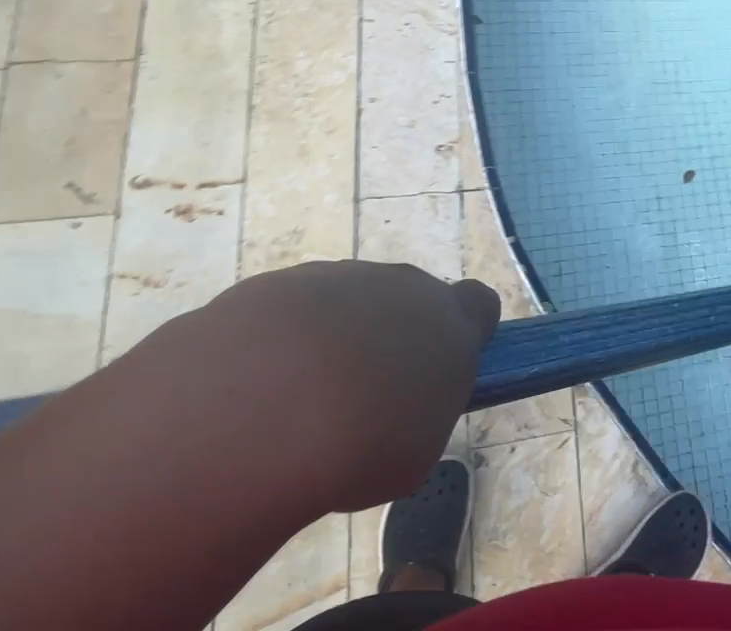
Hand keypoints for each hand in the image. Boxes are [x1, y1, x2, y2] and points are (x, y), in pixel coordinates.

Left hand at [155, 261, 499, 510]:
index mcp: (452, 322)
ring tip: (291, 402)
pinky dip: (274, 343)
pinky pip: (284, 312)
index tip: (439, 366)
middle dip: (386, 338)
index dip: (463, 331)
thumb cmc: (363, 445)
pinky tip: (250, 387)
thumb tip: (393, 407)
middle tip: (358, 398)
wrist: (259, 417)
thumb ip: (418, 412)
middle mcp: (402, 287)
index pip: (479, 304)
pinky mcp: (273, 284)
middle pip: (405, 301)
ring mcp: (337, 278)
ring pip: (343, 304)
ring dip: (329, 339)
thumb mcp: (416, 451)